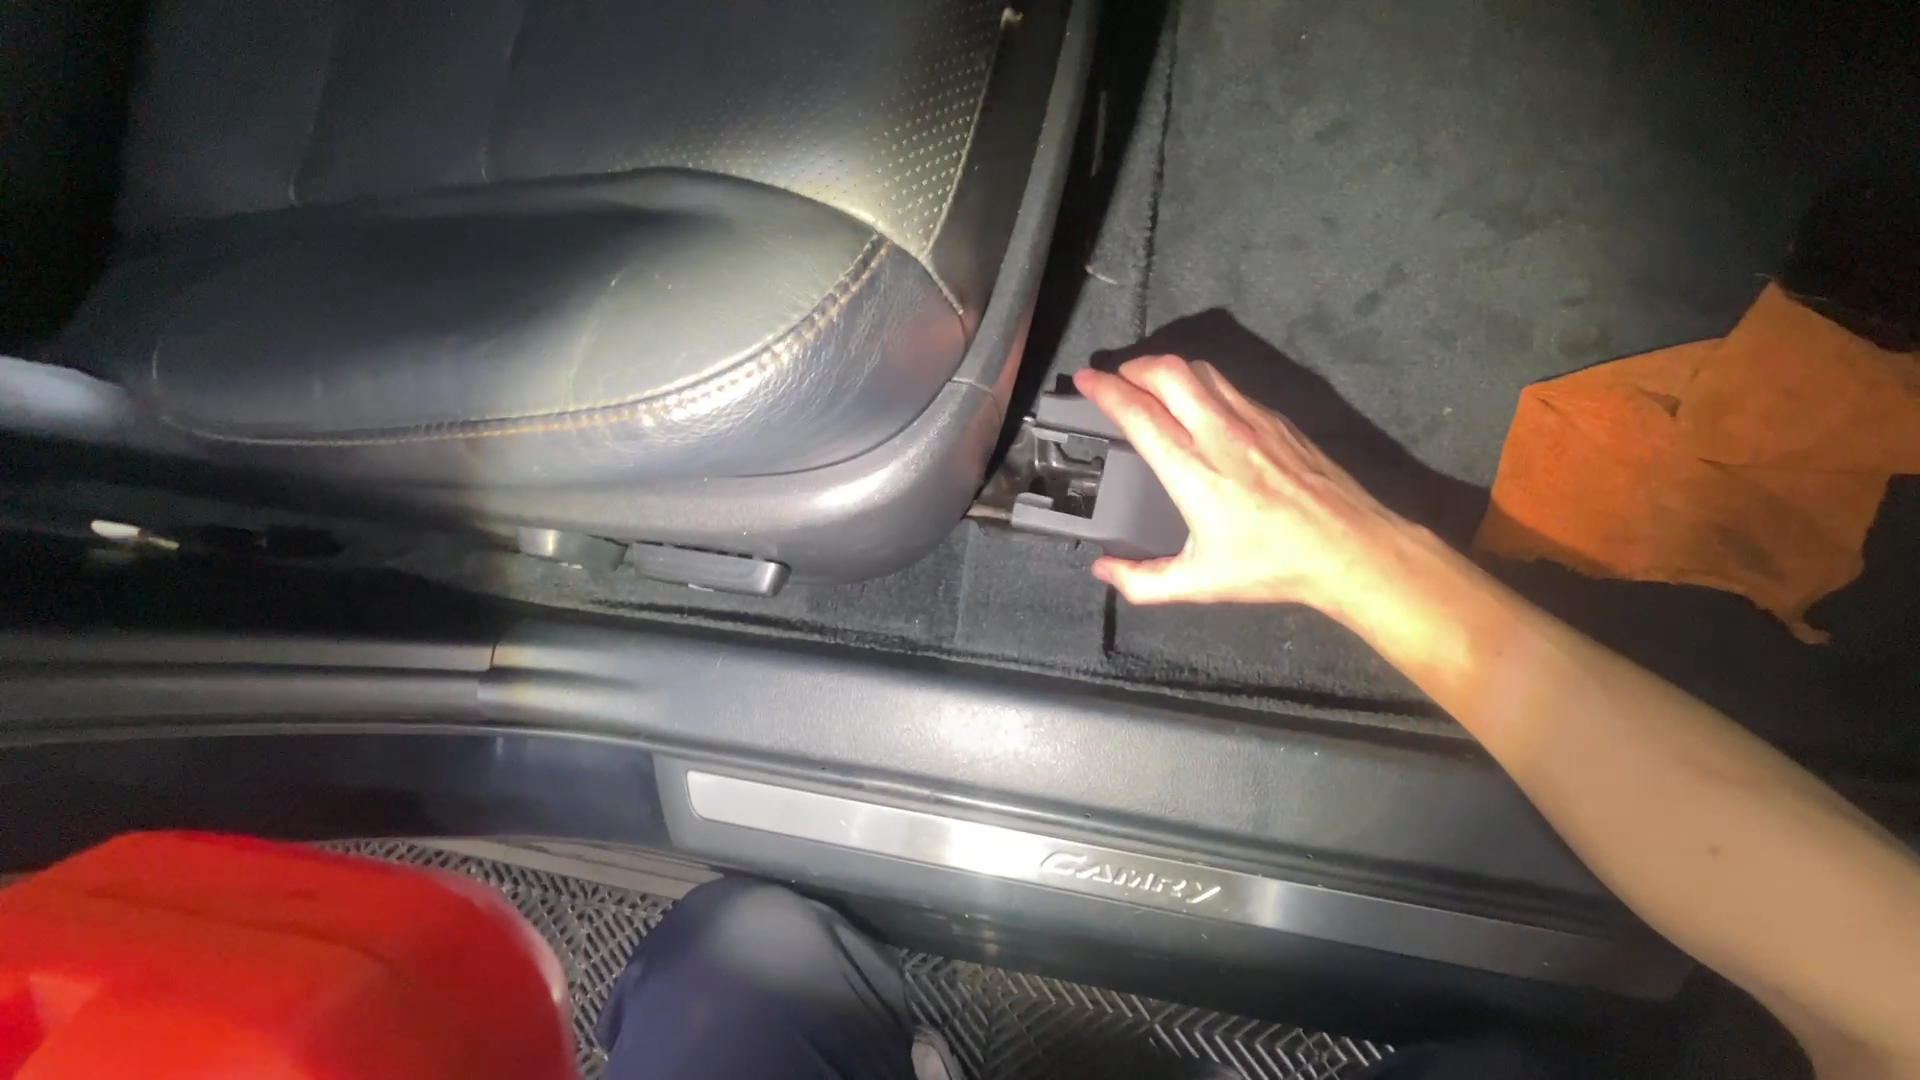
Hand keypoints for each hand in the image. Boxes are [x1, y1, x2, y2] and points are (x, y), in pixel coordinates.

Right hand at [1072, 356, 1419, 620]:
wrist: (1349, 548)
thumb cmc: (1271, 565)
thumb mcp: (1198, 585)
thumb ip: (1141, 582)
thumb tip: (1102, 570)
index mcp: (1192, 471)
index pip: (1138, 412)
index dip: (1104, 389)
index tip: (1085, 379)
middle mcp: (1219, 433)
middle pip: (1168, 372)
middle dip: (1133, 367)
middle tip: (1115, 379)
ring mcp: (1252, 420)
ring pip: (1200, 371)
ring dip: (1166, 369)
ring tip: (1149, 384)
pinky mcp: (1277, 419)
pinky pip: (1228, 385)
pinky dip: (1199, 382)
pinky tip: (1196, 403)